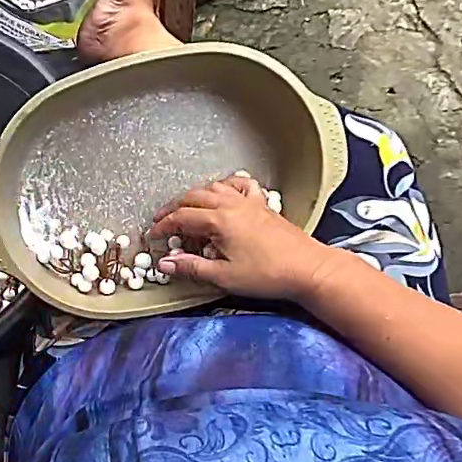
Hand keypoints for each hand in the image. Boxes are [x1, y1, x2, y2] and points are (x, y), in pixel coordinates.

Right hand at [149, 175, 344, 300]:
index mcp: (220, 221)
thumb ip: (192, 267)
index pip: (181, 218)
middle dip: (173, 209)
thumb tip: (167, 263)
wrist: (308, 269)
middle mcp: (233, 205)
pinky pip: (240, 185)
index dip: (163, 226)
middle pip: (193, 198)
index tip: (153, 236)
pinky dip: (226, 185)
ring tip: (185, 209)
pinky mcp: (263, 205)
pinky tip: (222, 193)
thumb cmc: (269, 274)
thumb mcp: (223, 276)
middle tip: (162, 222)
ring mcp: (249, 202)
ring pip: (213, 188)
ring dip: (194, 196)